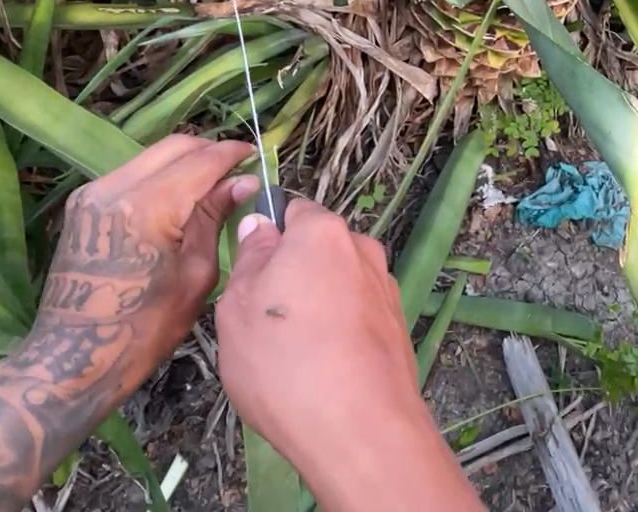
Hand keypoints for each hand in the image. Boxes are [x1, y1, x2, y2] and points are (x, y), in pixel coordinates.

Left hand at [0, 135, 255, 511]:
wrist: (72, 360)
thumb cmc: (145, 328)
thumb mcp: (196, 274)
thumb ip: (215, 217)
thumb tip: (245, 182)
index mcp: (148, 207)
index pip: (201, 162)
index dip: (233, 155)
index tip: (256, 154)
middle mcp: (115, 188)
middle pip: (175, 146)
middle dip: (210, 151)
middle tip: (237, 168)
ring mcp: (94, 193)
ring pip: (152, 155)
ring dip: (185, 160)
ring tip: (212, 181)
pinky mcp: (84, 203)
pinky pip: (133, 172)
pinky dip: (161, 174)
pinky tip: (179, 194)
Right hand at [218, 202, 481, 510]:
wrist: (361, 426)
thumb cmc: (285, 360)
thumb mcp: (239, 306)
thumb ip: (250, 258)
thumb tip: (260, 226)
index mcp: (322, 231)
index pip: (293, 211)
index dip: (270, 239)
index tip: (253, 276)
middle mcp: (361, 247)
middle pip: (319, 250)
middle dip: (296, 276)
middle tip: (267, 323)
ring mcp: (385, 286)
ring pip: (340, 284)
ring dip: (320, 305)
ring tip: (297, 355)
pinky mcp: (398, 323)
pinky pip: (359, 315)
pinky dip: (343, 331)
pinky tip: (326, 371)